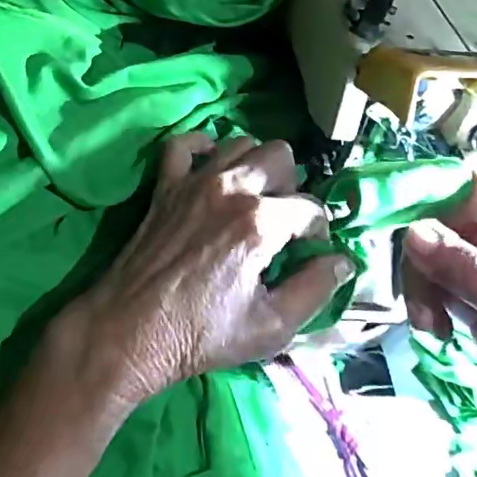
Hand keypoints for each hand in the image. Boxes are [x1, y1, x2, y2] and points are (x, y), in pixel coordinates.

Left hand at [50, 134, 353, 408]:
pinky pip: (183, 144)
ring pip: (239, 142)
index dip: (318, 230)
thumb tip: (342, 261)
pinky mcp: (166, 184)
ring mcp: (193, 180)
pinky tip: (211, 167)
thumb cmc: (204, 334)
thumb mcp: (273, 326)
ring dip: (253, 164)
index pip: (310, 206)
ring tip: (252, 197)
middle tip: (282, 219)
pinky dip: (201, 147)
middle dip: (291, 184)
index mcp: (260, 221)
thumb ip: (315, 288)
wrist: (133, 328)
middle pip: (280, 155)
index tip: (309, 251)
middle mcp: (230, 188)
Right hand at [398, 169, 476, 462]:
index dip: (426, 186)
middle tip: (410, 286)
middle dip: (413, 248)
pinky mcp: (471, 305)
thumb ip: (470, 273)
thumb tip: (410, 230)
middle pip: (435, 218)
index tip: (386, 208)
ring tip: (428, 323)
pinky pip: (429, 285)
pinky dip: (421, 302)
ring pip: (425, 253)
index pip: (469, 185)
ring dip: (416, 283)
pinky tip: (434, 330)